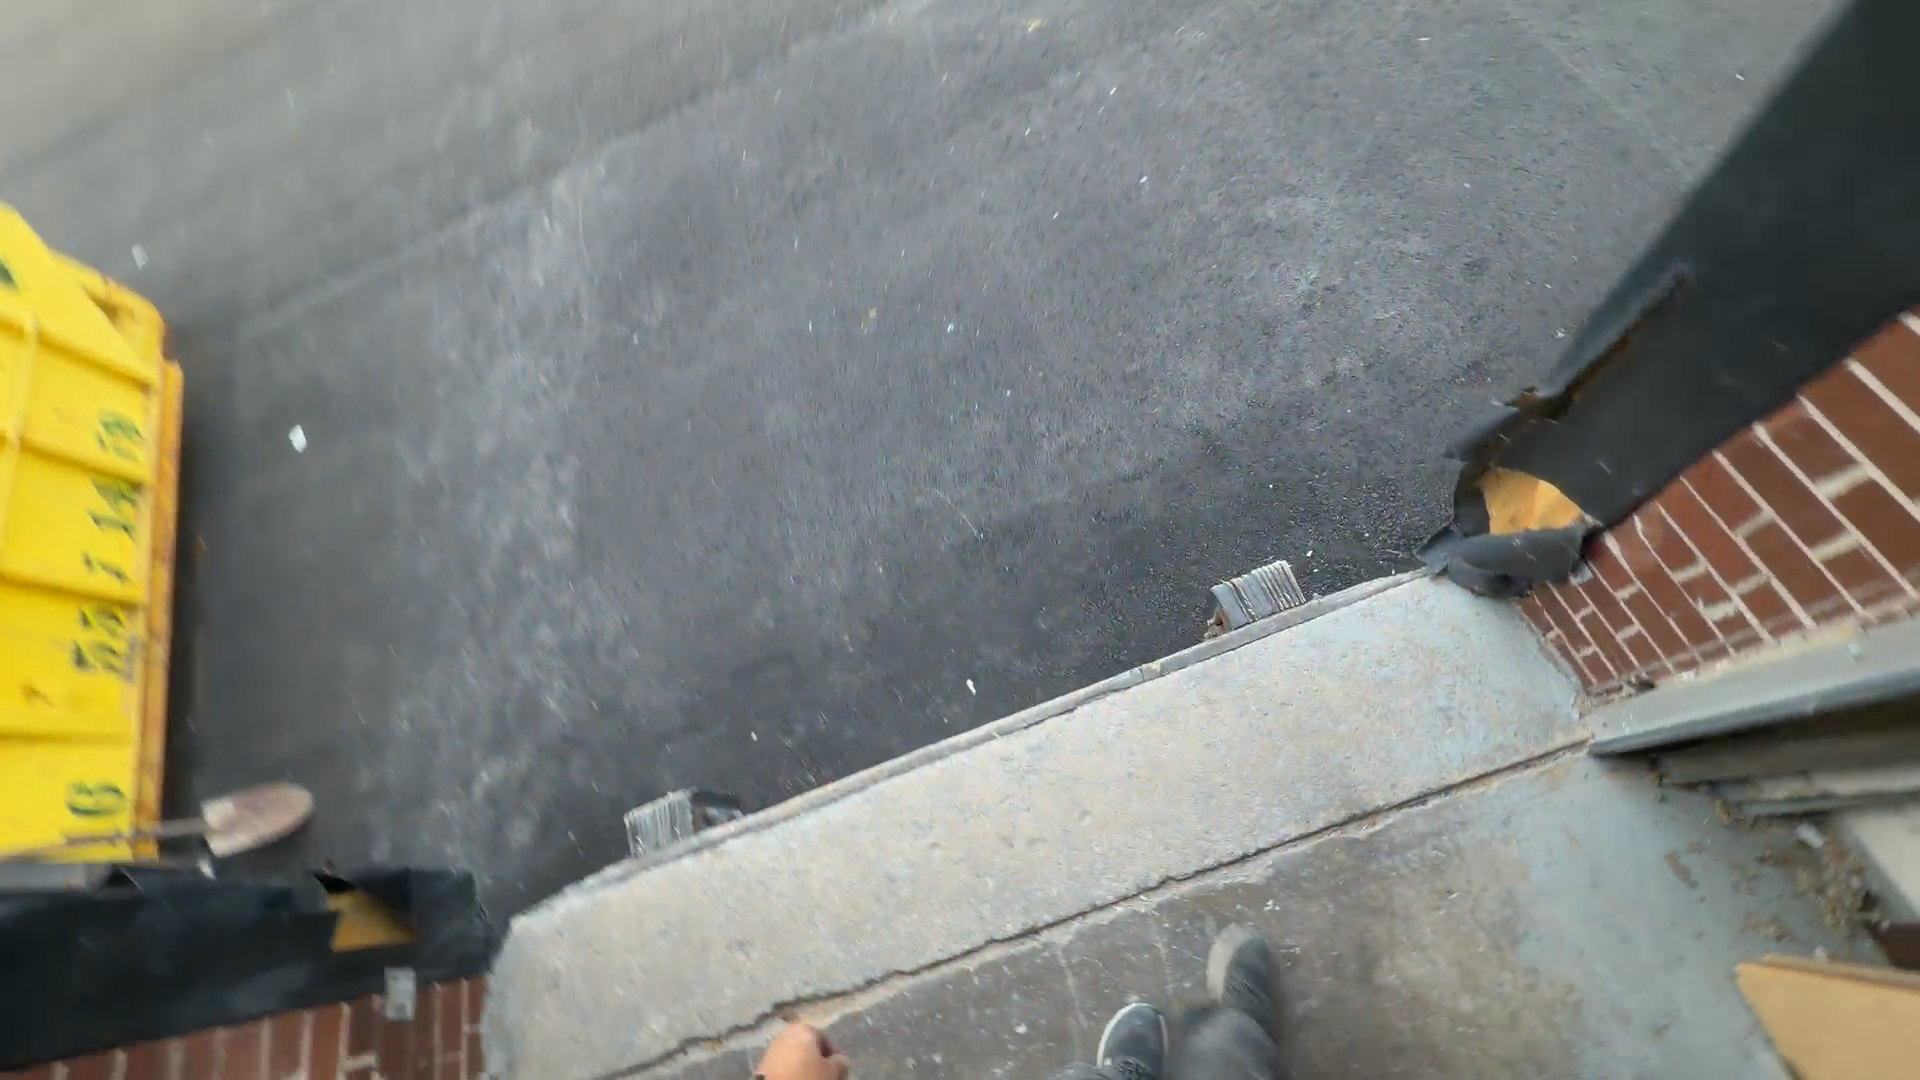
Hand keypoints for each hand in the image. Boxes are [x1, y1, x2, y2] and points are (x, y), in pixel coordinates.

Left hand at [755, 1023, 849, 1079]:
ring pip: (794, 1059)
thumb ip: (840, 1063)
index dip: (835, 1057)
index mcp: (803, 1028)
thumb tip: (840, 1060)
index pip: (825, 1040)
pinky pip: (782, 1070)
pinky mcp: (760, 1068)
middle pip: (807, 1049)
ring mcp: (771, 1051)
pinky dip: (789, 1075)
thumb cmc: (807, 1078)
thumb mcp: (833, 1073)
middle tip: (825, 1077)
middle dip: (816, 1063)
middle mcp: (785, 1033)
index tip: (839, 1071)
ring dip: (802, 1069)